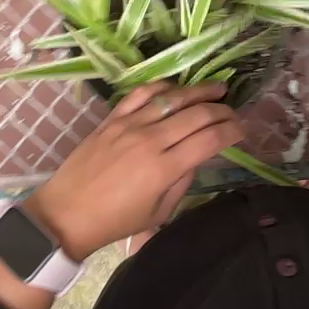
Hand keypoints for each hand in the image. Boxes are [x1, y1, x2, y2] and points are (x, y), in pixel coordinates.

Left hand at [25, 81, 243, 258]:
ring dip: (199, 91)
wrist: (66, 214)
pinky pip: (141, 94)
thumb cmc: (115, 221)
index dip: (232, 132)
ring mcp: (129, 125)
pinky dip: (162, 87)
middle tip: (233, 112)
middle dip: (222, 111)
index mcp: (164, 168)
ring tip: (217, 90)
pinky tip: (176, 88)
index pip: (209, 140)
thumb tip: (196, 158)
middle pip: (196, 114)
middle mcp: (150, 140)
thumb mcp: (158, 213)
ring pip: (172, 98)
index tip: (243, 131)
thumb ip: (182, 183)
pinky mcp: (111, 119)